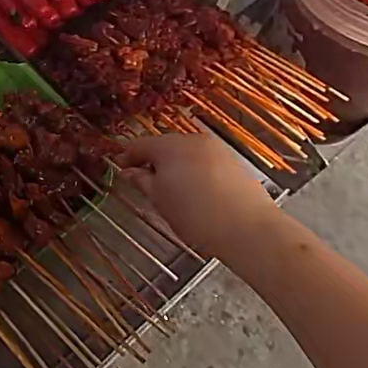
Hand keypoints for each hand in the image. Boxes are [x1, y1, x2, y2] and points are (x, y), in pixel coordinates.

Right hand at [118, 133, 281, 262]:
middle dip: (152, 161)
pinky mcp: (231, 160)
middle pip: (164, 145)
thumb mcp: (160, 201)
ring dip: (175, 166)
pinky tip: (195, 193)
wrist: (247, 227)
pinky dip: (194, 170)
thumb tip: (130, 172)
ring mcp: (214, 148)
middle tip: (144, 183)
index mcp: (169, 146)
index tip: (120, 168)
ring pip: (185, 152)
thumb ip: (143, 182)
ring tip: (171, 192)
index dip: (127, 157)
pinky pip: (204, 160)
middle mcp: (192, 139)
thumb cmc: (197, 215)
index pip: (139, 144)